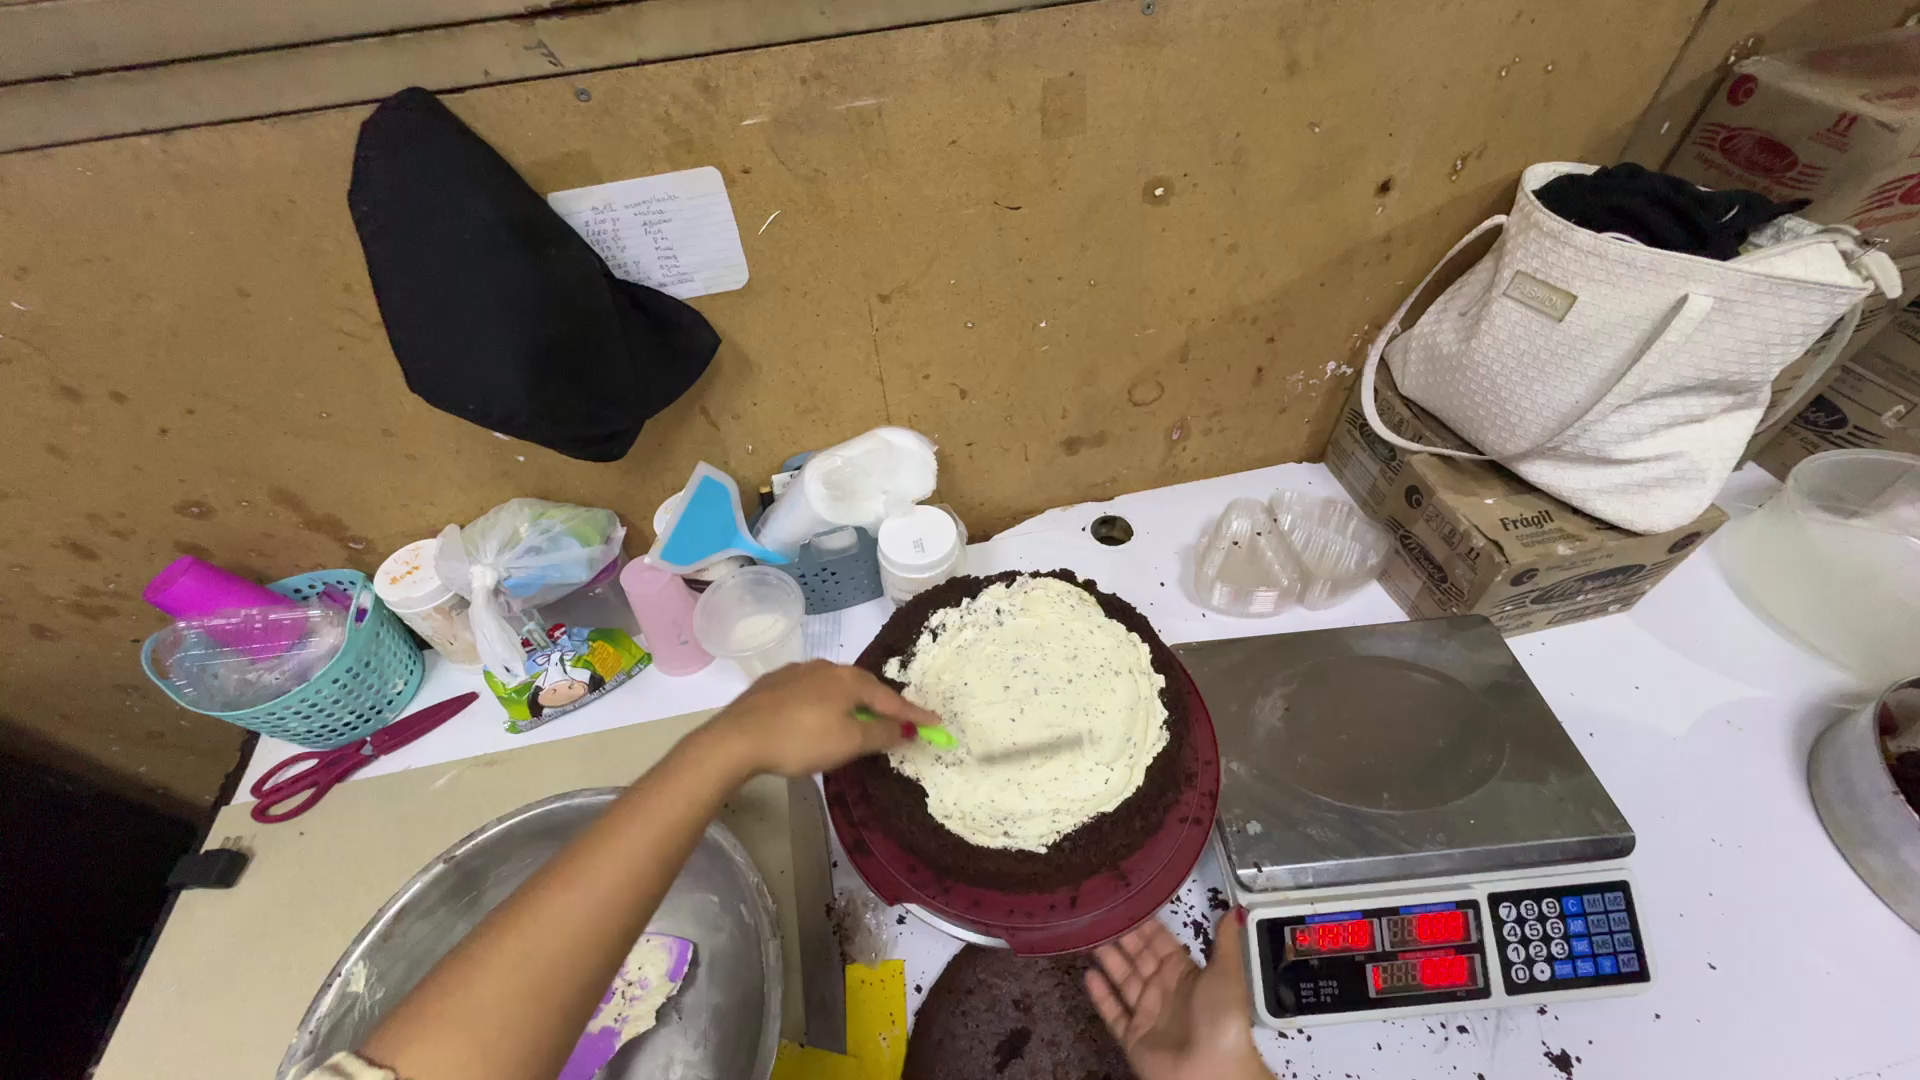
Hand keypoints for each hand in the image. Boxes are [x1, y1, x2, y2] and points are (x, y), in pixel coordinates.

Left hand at [706, 660, 942, 777]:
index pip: (891, 698)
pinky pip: (810, 691)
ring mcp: (797, 671)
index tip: (936, 721)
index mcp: (849, 679)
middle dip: (881, 704)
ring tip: (855, 720)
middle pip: (863, 687)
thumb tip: (906, 728)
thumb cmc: (800, 740)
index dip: (914, 713)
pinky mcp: (773, 683)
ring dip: (850, 703)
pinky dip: (823, 703)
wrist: (736, 738)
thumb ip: (882, 734)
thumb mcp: (849, 742)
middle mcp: (826, 667)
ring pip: (835, 687)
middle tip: (895, 721)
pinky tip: (815, 716)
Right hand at [1085, 910, 1271, 1079]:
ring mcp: (1147, 1014)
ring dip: (1108, 959)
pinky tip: (1088, 976)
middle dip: (1121, 937)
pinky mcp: (1133, 1038)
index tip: (1124, 901)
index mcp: (1184, 973)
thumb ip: (1225, 941)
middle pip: (1137, 957)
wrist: (1215, 1073)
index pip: (1159, 941)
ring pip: (1122, 980)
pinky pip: (1113, 1014)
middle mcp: (1163, 989)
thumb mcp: (1228, 973)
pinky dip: (1101, 996)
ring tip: (1088, 936)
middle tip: (1100, 914)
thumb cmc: (1222, 1018)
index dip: (1143, 923)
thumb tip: (1233, 909)